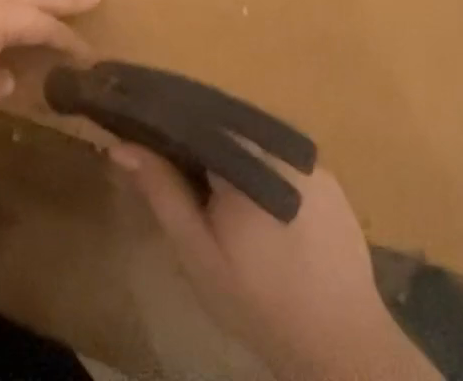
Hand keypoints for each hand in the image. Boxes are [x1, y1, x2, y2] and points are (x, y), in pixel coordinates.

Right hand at [111, 146, 437, 380]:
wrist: (342, 345)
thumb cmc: (257, 299)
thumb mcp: (196, 249)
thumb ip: (161, 190)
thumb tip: (120, 144)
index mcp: (247, 159)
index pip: (191, 117)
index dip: (157, 120)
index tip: (129, 127)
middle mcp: (283, 149)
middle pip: (221, 124)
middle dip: (187, 135)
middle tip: (156, 157)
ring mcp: (312, 164)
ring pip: (249, 139)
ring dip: (220, 150)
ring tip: (193, 176)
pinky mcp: (329, 184)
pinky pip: (276, 157)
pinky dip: (250, 164)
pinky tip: (238, 195)